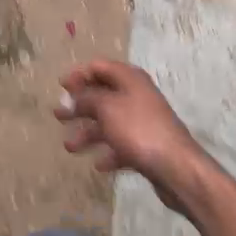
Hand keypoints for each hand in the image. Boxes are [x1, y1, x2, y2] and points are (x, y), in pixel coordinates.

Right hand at [55, 59, 206, 192]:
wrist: (177, 168)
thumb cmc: (138, 129)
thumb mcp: (106, 107)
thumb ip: (85, 99)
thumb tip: (71, 96)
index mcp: (129, 78)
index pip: (98, 67)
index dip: (78, 75)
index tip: (60, 87)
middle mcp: (136, 95)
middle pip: (101, 96)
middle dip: (79, 106)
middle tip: (58, 116)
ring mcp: (143, 122)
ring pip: (109, 122)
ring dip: (88, 133)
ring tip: (70, 146)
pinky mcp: (148, 146)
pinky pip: (122, 144)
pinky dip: (108, 151)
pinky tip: (98, 164)